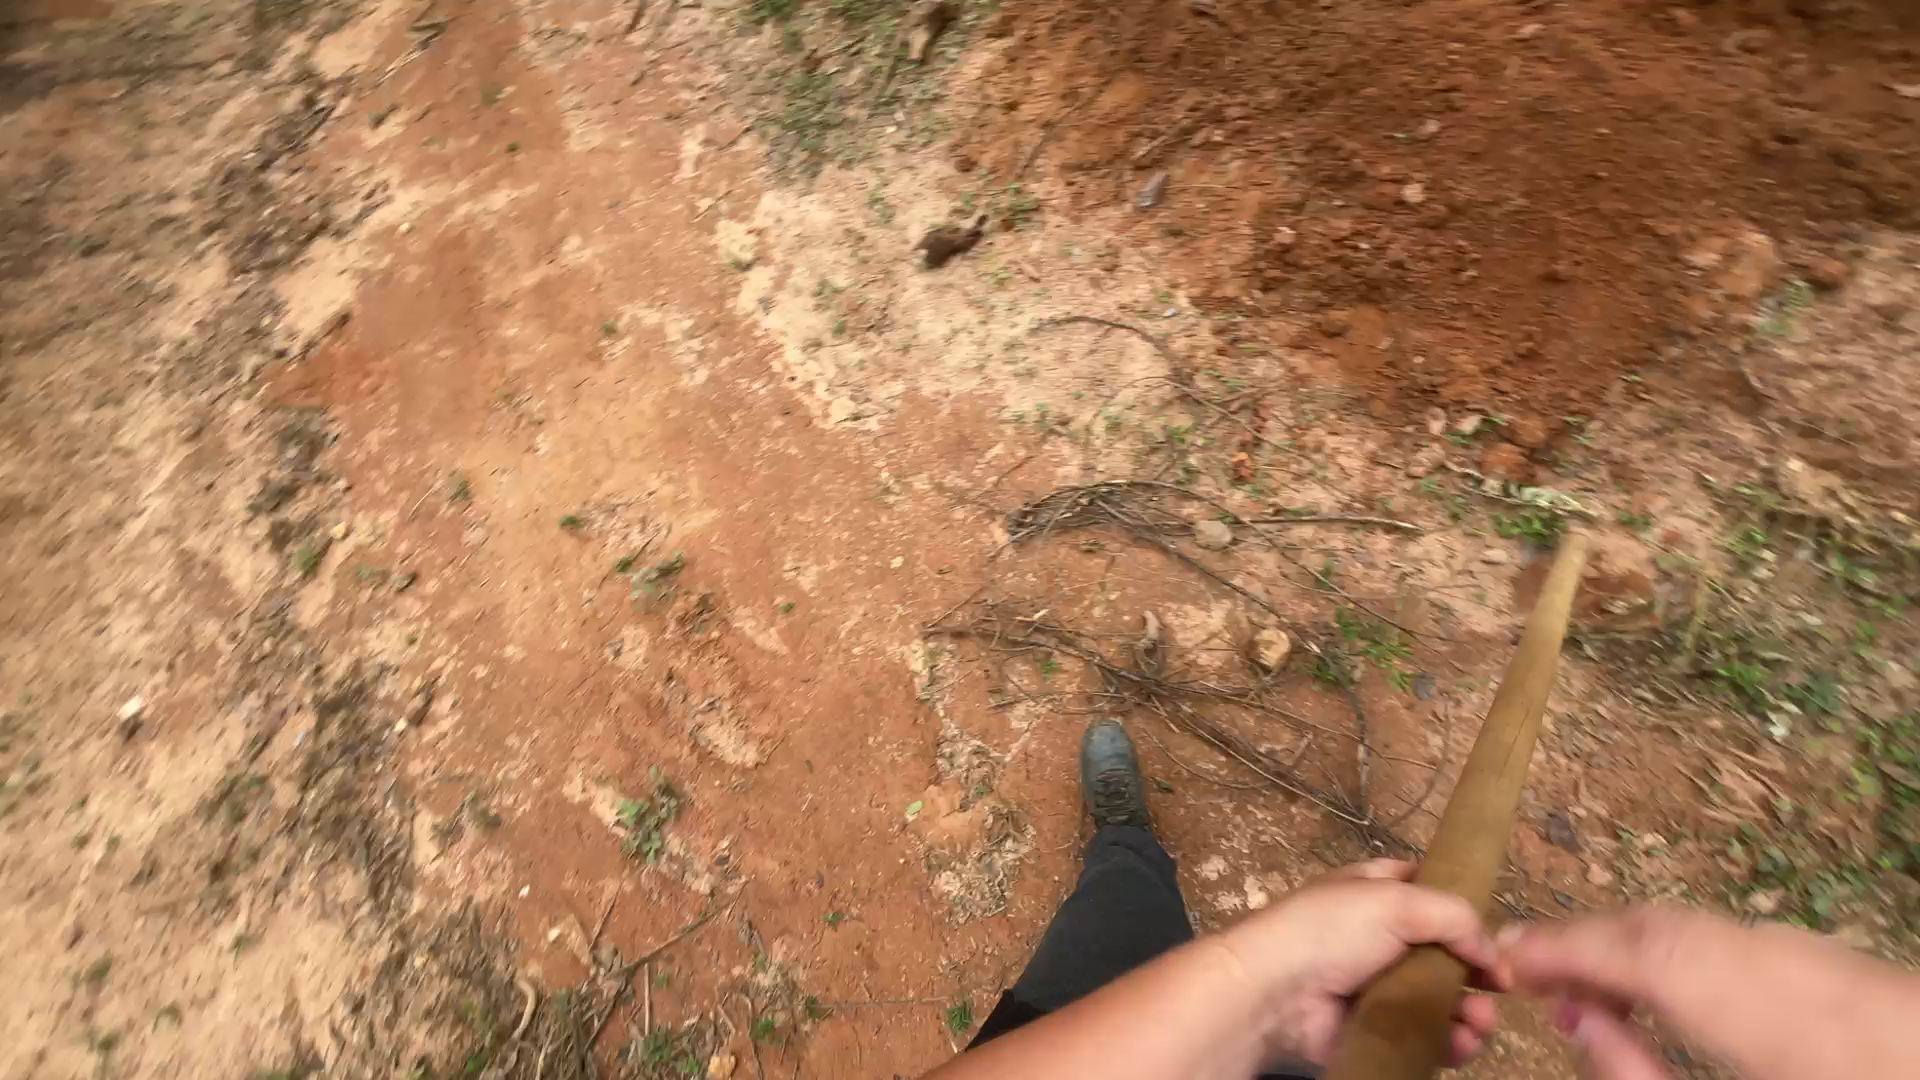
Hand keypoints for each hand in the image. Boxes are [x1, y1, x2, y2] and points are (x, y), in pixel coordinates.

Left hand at [1215, 858, 1504, 1066]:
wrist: (1277, 990)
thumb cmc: (1329, 930)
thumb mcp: (1391, 899)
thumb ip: (1451, 915)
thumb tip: (1491, 949)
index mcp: (1371, 889)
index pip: (1422, 886)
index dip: (1460, 907)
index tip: (1494, 933)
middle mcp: (1376, 932)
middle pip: (1443, 949)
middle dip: (1476, 969)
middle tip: (1497, 987)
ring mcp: (1377, 980)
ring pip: (1442, 996)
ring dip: (1471, 1010)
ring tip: (1479, 1021)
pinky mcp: (1379, 1025)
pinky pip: (1428, 1034)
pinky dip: (1451, 1040)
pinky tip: (1461, 1042)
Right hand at [1503, 905, 1919, 1079]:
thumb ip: (1641, 1070)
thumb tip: (1575, 1016)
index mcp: (1773, 1022)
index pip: (1636, 951)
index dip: (1556, 945)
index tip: (1498, 956)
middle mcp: (1798, 973)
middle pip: (1659, 927)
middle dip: (1584, 940)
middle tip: (1533, 973)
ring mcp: (1835, 968)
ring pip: (1697, 926)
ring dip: (1628, 942)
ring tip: (1592, 983)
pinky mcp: (1859, 974)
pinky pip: (1740, 940)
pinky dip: (1682, 949)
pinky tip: (1671, 987)